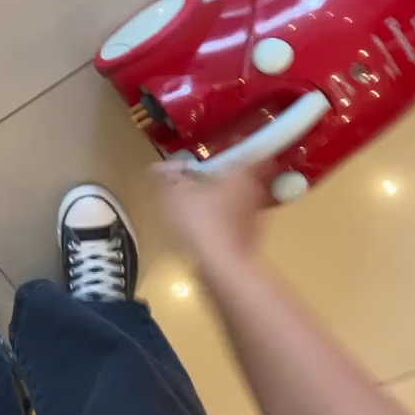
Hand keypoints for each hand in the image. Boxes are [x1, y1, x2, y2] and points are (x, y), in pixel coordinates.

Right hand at [151, 158, 275, 269]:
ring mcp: (256, 215)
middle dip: (224, 175)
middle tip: (201, 176)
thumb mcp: (173, 194)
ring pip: (238, 198)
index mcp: (241, 173)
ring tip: (197, 201)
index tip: (217, 149)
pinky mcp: (250, 236)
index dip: (234, 147)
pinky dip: (221, 218)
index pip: (247, 151)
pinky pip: (234, 219)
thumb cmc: (199, 221)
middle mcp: (255, 189)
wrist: (223, 266)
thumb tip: (158, 167)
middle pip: (243, 175)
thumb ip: (167, 177)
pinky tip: (201, 225)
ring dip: (222, 197)